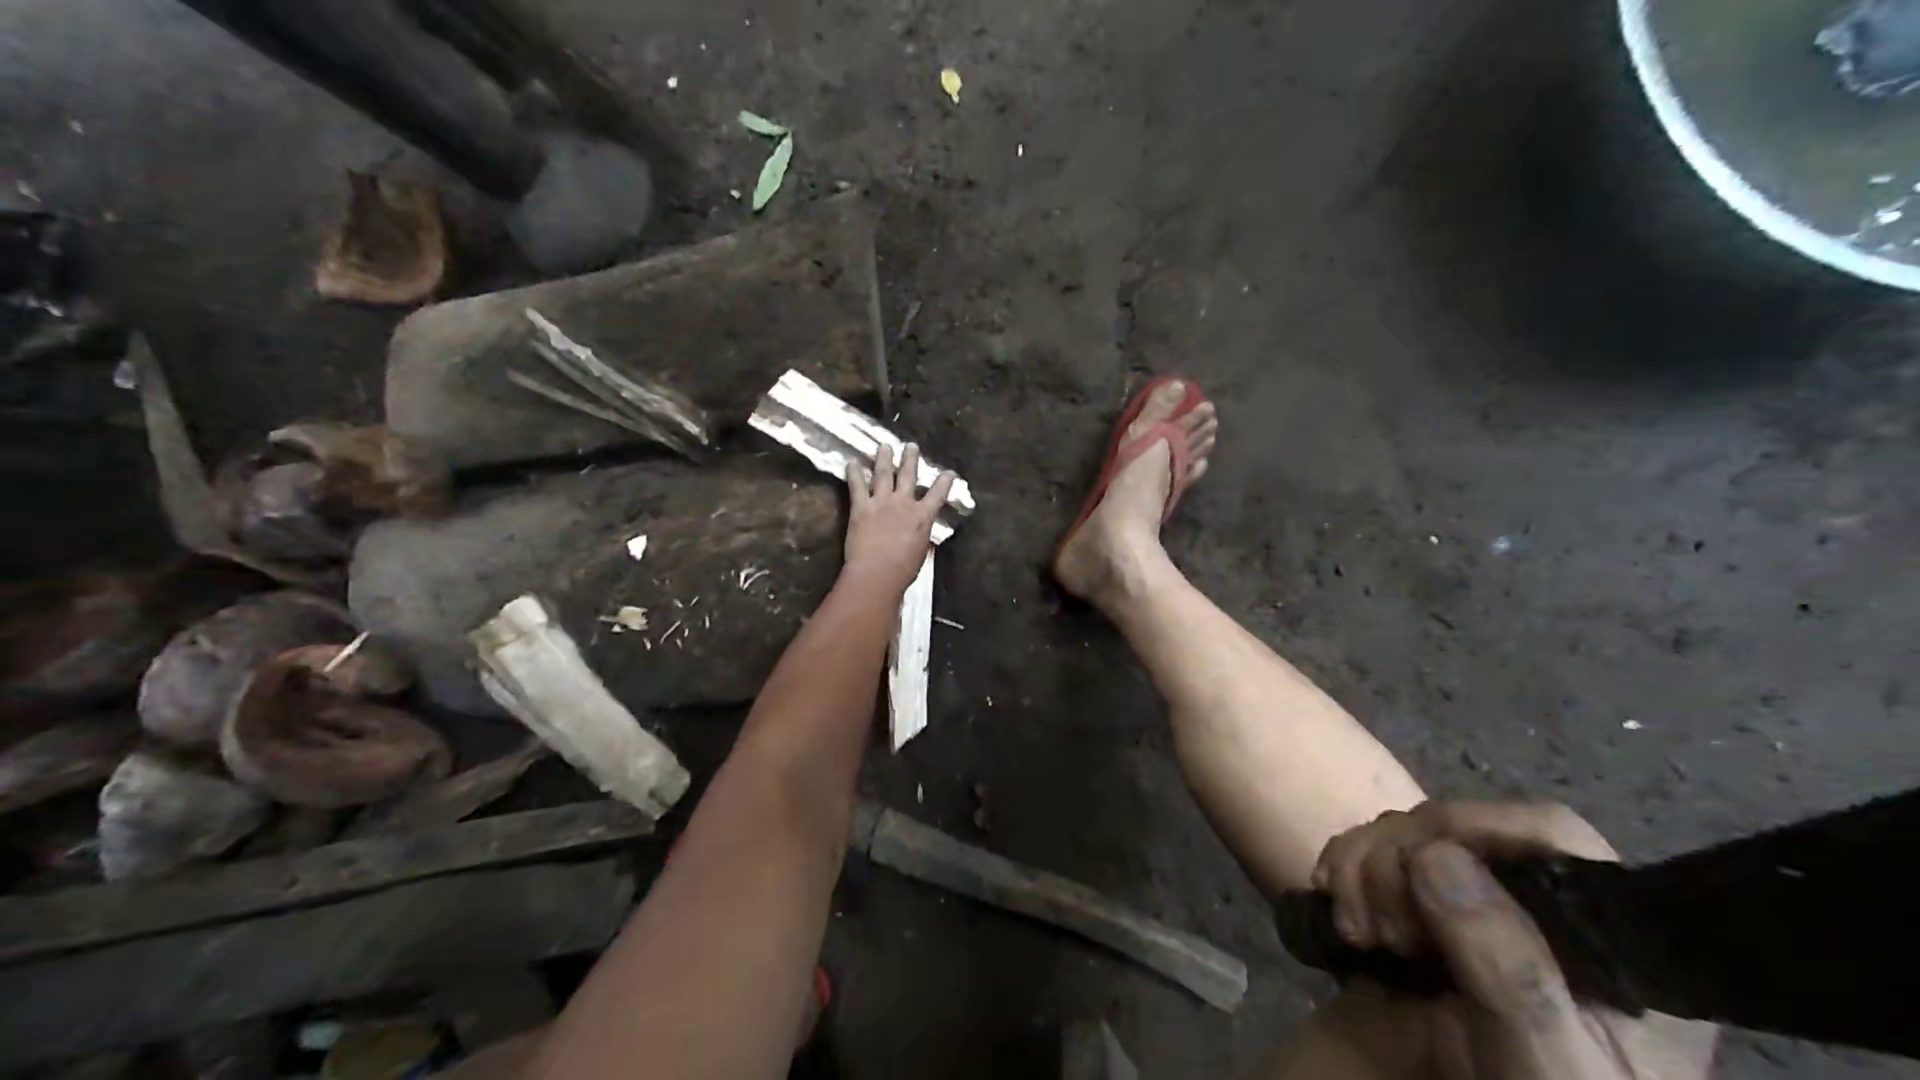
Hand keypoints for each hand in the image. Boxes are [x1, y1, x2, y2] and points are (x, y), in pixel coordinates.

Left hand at [842, 443, 954, 594]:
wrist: (877, 572)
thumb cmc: (903, 569)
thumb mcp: (921, 551)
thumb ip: (921, 536)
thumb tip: (921, 533)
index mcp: (922, 516)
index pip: (938, 494)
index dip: (945, 482)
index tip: (949, 472)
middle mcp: (903, 503)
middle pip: (908, 475)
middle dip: (910, 459)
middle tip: (910, 446)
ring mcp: (881, 502)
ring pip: (883, 473)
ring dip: (884, 458)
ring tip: (884, 446)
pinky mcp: (861, 507)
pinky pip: (857, 486)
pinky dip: (854, 473)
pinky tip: (852, 463)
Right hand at [1314, 801, 1715, 1079]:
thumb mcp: (1548, 1066)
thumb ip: (1511, 973)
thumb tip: (1435, 857)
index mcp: (1596, 931)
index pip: (1547, 832)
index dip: (1477, 825)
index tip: (1420, 858)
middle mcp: (1530, 901)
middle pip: (1456, 827)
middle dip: (1398, 860)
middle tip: (1385, 932)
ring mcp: (1464, 903)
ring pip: (1402, 834)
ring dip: (1361, 868)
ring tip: (1359, 934)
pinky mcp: (1412, 911)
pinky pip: (1367, 855)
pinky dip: (1341, 871)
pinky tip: (1340, 914)